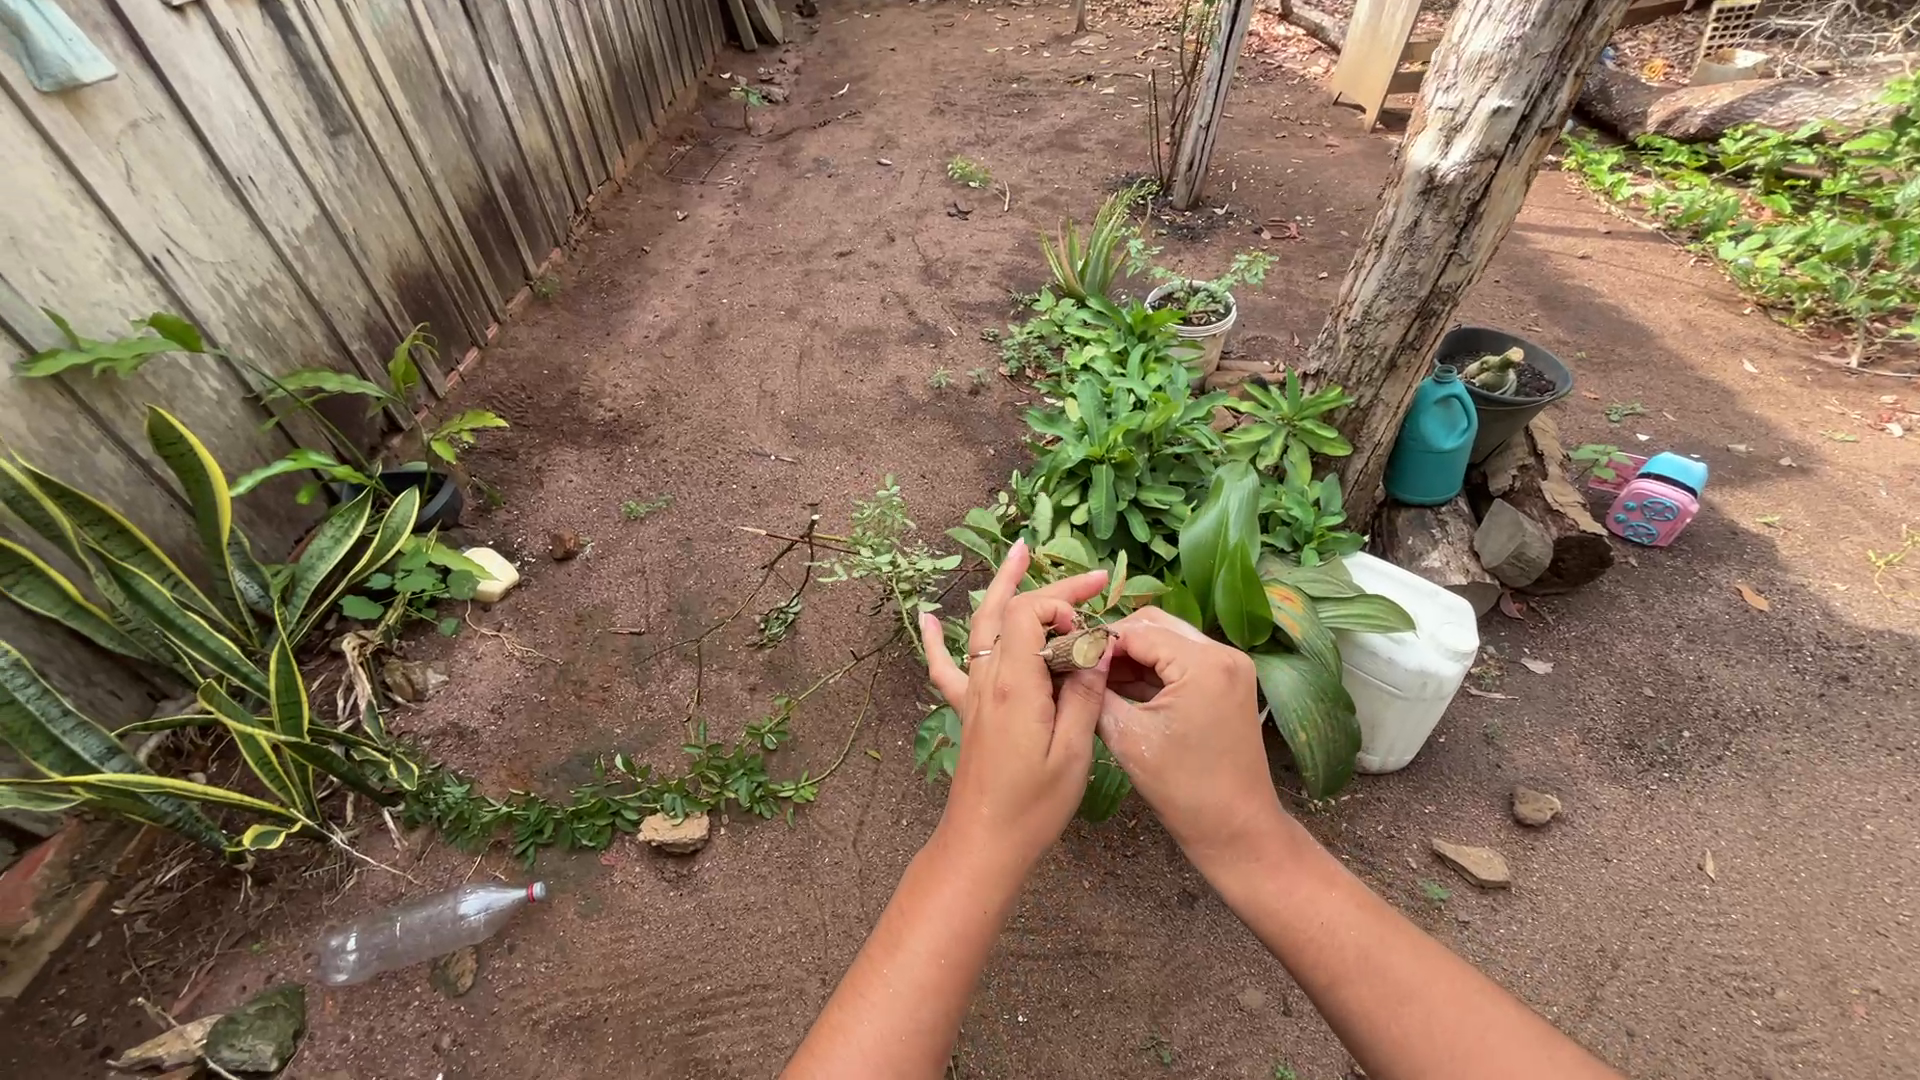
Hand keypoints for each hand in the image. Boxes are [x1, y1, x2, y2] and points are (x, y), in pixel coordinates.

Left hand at [922, 540, 1112, 873]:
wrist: (983, 842)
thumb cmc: (1033, 804)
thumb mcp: (1074, 752)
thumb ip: (1084, 693)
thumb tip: (1098, 646)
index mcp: (1015, 685)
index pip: (1031, 613)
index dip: (1064, 604)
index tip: (1096, 622)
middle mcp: (988, 678)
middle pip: (1007, 610)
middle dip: (1047, 584)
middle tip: (1088, 573)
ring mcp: (973, 692)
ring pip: (981, 625)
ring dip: (1000, 588)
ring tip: (1018, 555)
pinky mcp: (966, 709)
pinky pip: (944, 666)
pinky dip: (936, 638)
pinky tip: (927, 616)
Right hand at [1097, 607, 1285, 868]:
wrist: (1235, 829)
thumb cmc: (1181, 788)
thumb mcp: (1127, 737)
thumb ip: (1096, 691)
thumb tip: (1072, 663)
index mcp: (1203, 663)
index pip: (1138, 630)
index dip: (1098, 641)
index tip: (1066, 655)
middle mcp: (1223, 653)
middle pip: (1155, 625)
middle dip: (1116, 642)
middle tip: (1082, 665)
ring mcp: (1230, 666)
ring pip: (1167, 639)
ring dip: (1133, 653)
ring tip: (1097, 676)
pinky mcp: (1227, 681)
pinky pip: (1181, 659)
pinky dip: (1152, 668)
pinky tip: (1121, 685)